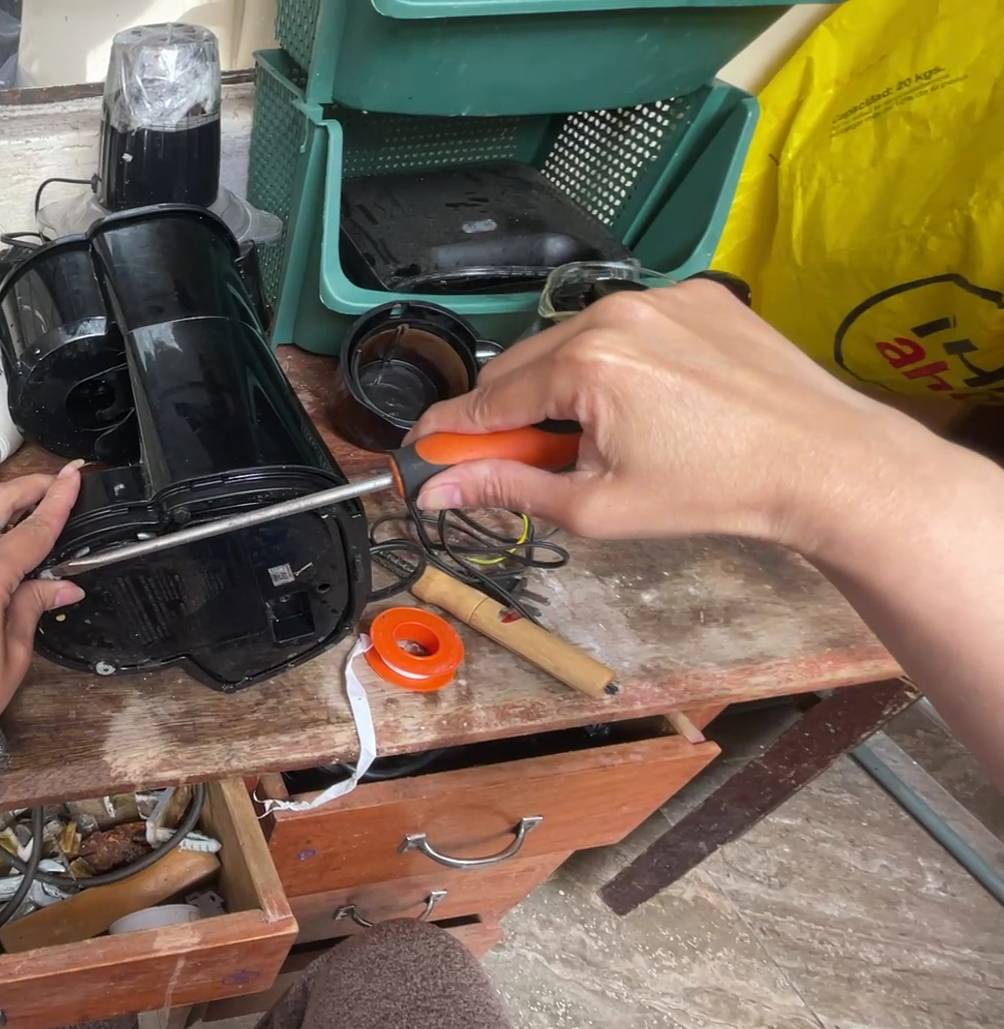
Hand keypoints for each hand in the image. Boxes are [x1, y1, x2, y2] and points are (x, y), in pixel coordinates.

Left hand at [0, 462, 85, 813]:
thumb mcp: (13, 654)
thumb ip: (33, 605)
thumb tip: (60, 586)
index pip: (32, 530)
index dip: (58, 502)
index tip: (74, 478)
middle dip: (28, 488)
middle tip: (58, 483)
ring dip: (3, 505)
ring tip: (33, 506)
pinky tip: (2, 542)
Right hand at [406, 280, 939, 558]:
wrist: (836, 467)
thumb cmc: (711, 493)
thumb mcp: (589, 505)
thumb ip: (500, 488)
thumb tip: (431, 491)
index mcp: (585, 364)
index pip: (483, 400)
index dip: (445, 431)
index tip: (420, 451)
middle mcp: (612, 314)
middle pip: (514, 367)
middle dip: (500, 413)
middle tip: (514, 457)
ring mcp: (657, 298)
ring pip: (558, 345)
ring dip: (547, 388)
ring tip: (581, 433)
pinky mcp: (691, 296)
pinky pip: (610, 328)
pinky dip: (596, 363)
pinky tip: (628, 400)